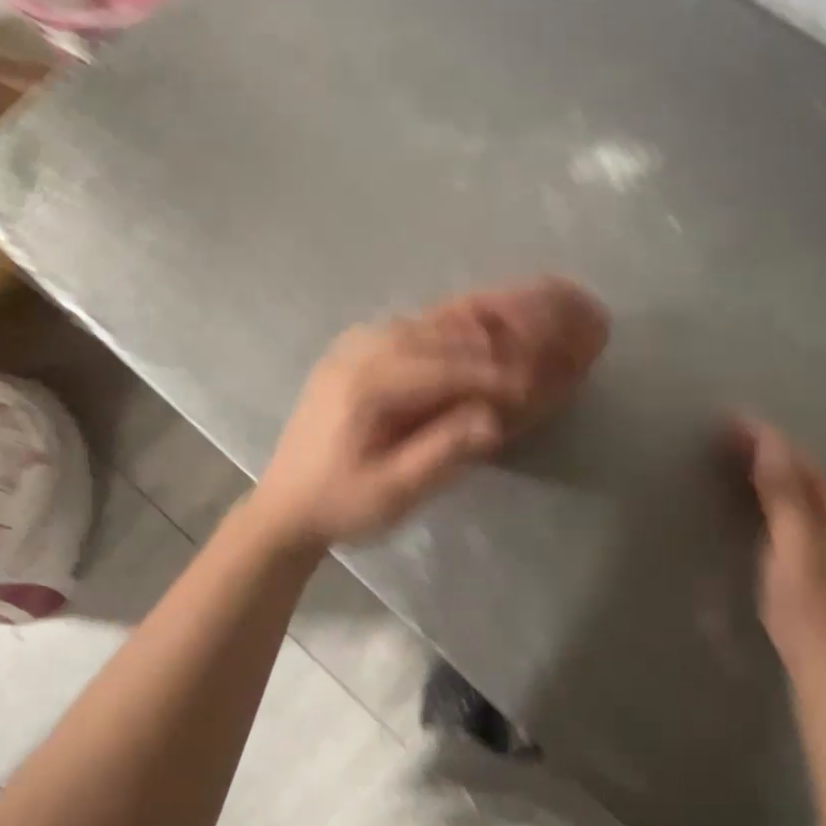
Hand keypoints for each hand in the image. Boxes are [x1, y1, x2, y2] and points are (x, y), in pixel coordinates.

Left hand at [247, 318, 522, 549]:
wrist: (286, 502)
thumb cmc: (341, 504)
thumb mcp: (392, 493)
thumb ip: (442, 452)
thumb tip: (493, 419)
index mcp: (366, 386)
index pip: (443, 368)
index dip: (492, 375)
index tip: (531, 384)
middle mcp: (359, 351)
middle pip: (439, 332)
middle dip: (493, 337)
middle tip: (539, 335)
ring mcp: (355, 344)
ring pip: (427, 322)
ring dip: (476, 323)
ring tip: (522, 320)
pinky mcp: (356, 349)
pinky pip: (413, 327)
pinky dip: (451, 326)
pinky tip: (480, 329)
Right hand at [730, 417, 825, 659]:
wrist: (825, 661)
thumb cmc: (809, 600)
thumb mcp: (795, 540)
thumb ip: (785, 492)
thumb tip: (770, 440)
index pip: (800, 460)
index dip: (768, 438)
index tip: (731, 420)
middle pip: (800, 474)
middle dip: (766, 451)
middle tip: (724, 436)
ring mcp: (824, 544)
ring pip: (793, 493)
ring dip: (764, 472)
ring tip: (729, 459)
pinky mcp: (807, 564)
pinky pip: (784, 513)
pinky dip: (763, 497)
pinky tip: (747, 503)